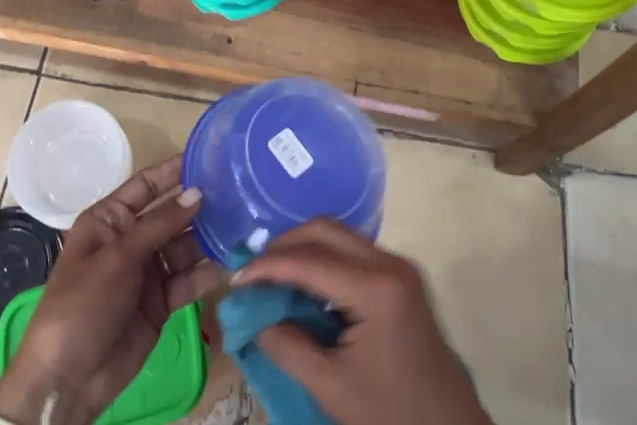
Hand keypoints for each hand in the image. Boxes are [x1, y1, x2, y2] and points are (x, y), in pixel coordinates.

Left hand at [0, 157, 226, 424]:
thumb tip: (197, 193)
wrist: (70, 375)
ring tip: (247, 224)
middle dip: (200, 206)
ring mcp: (146, 272)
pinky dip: (208, 273)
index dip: (174, 171)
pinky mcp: (160, 301)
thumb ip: (159, 225)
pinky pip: (188, 280)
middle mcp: (129, 241)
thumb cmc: (83, 304)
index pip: (145, 186)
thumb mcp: (118, 257)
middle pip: (170, 216)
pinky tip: (234, 261)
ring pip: (184, 247)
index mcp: (108, 221)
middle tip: (241, 191)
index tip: (209, 156)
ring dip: (210, 239)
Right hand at [235, 219, 491, 424]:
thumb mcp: (329, 385)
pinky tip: (304, 285)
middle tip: (253, 272)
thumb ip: (286, 344)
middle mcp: (391, 264)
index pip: (309, 260)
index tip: (235, 280)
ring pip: (339, 235)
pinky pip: (353, 251)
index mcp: (376, 289)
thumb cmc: (390, 411)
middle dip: (283, 245)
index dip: (266, 267)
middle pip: (325, 230)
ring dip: (303, 249)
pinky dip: (323, 259)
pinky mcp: (402, 277)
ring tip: (272, 277)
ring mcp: (400, 267)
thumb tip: (252, 314)